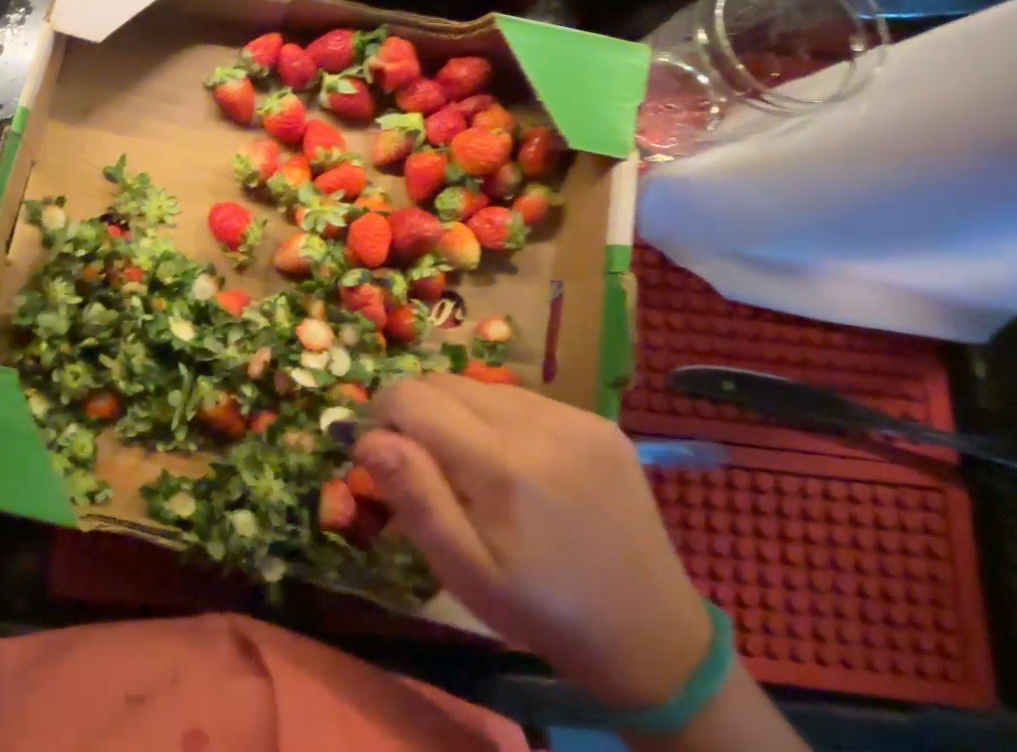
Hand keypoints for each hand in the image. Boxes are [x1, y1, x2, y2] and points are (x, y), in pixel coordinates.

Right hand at [353, 375, 712, 709]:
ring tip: (471, 469)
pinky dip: (496, 419)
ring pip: (480, 386)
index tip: (385, 459)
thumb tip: (366, 436)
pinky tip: (514, 466)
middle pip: (442, 382)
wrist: (650, 634)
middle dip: (416, 414)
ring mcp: (577, 419)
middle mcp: (541, 424)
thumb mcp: (462, 569)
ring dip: (456, 414)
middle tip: (424, 468)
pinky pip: (520, 398)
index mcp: (503, 464)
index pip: (410, 396)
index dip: (382, 418)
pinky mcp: (599, 423)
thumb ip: (412, 495)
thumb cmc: (540, 608)